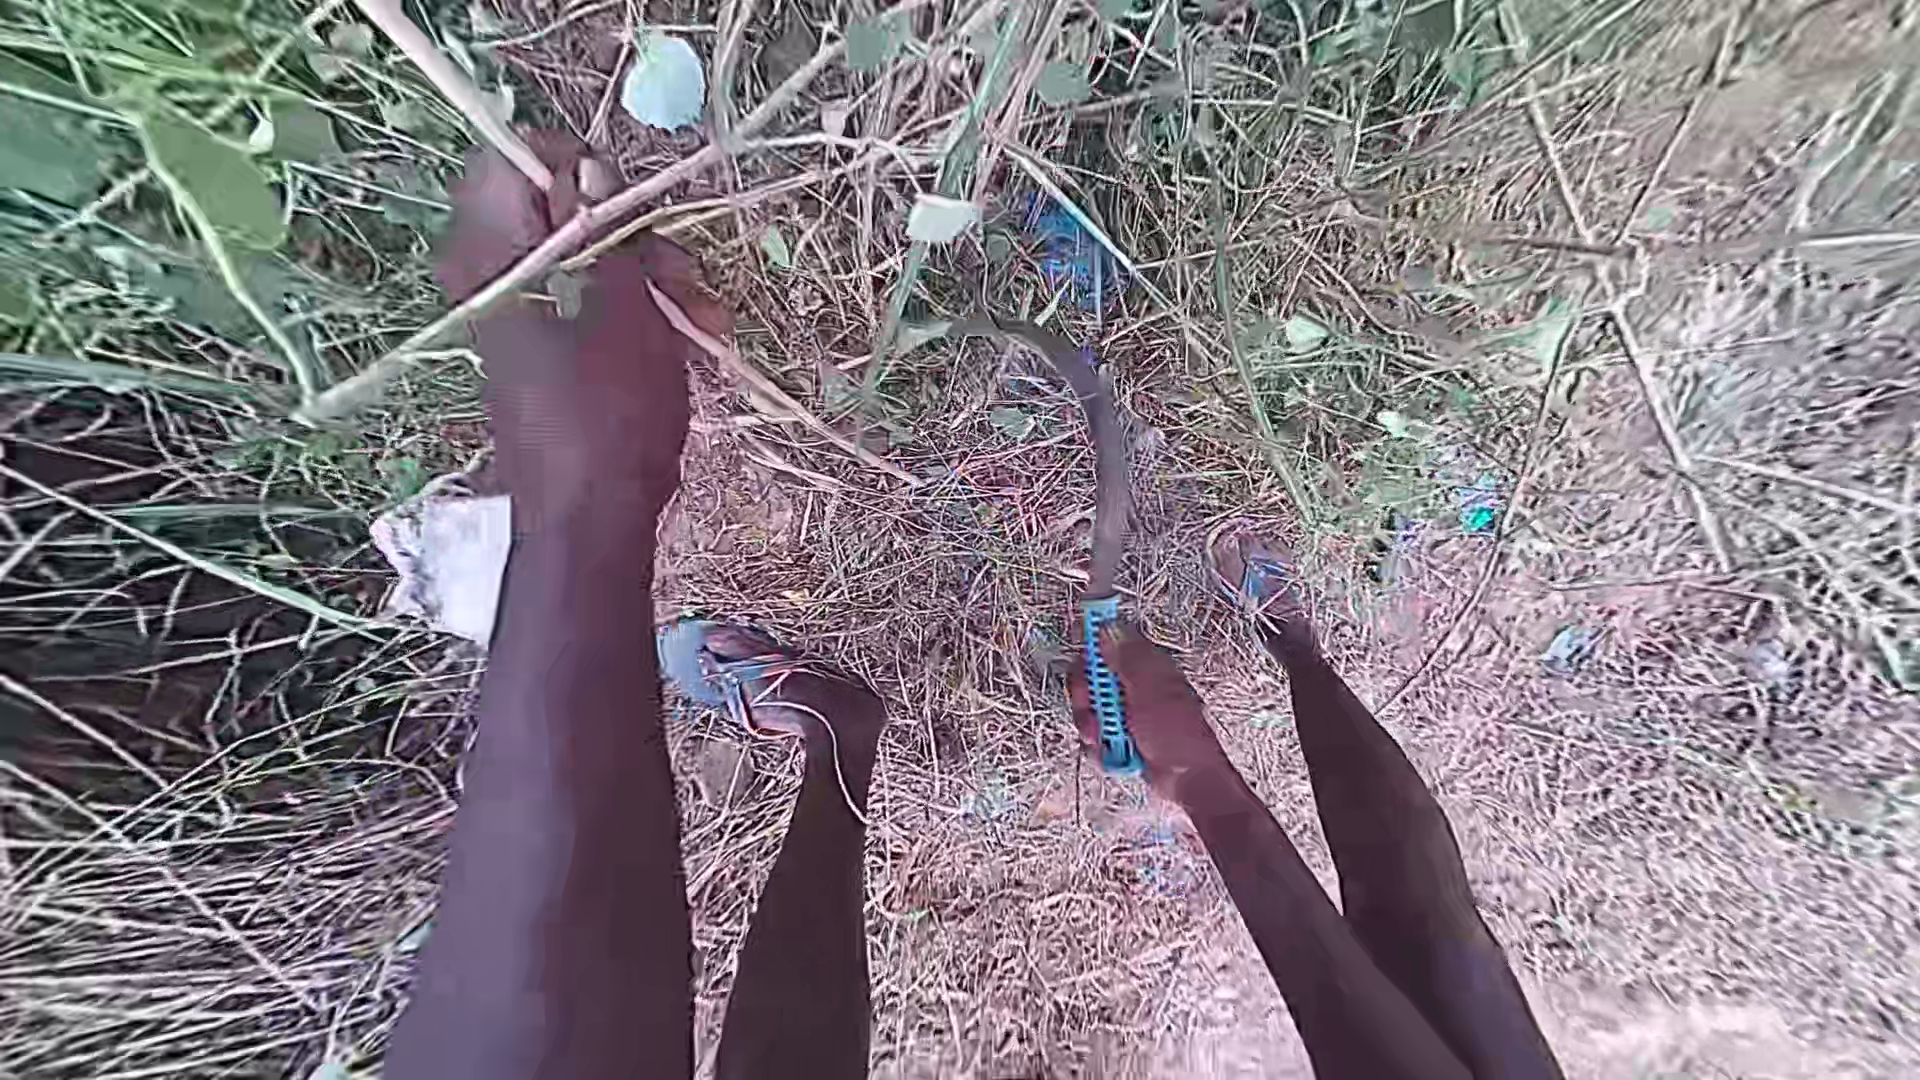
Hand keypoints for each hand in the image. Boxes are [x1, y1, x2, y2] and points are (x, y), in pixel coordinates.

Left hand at [437, 132, 729, 532]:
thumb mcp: (624, 317)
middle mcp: (503, 280)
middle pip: (571, 220)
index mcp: (495, 257)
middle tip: (693, 282)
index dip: (586, 171)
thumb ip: (609, 239)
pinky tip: (691, 347)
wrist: (595, 513)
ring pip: (599, 270)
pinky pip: (604, 313)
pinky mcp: (562, 356)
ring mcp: (533, 320)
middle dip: (643, 244)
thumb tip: (593, 172)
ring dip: (660, 288)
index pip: (519, 163)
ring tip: (710, 327)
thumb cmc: (610, 415)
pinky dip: (648, 321)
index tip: (644, 209)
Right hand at [1068, 623, 1233, 801]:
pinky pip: (1093, 731)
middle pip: (1090, 676)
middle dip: (1085, 696)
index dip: (1091, 648)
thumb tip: (1109, 626)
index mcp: (1145, 666)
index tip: (1084, 662)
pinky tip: (1110, 751)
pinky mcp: (1118, 734)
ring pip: (1088, 706)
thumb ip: (1127, 658)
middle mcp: (1132, 685)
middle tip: (1094, 710)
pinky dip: (1097, 745)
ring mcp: (1124, 711)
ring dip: (1091, 724)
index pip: (1109, 643)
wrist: (1187, 782)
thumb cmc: (1179, 736)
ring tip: (1104, 737)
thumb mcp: (1151, 690)